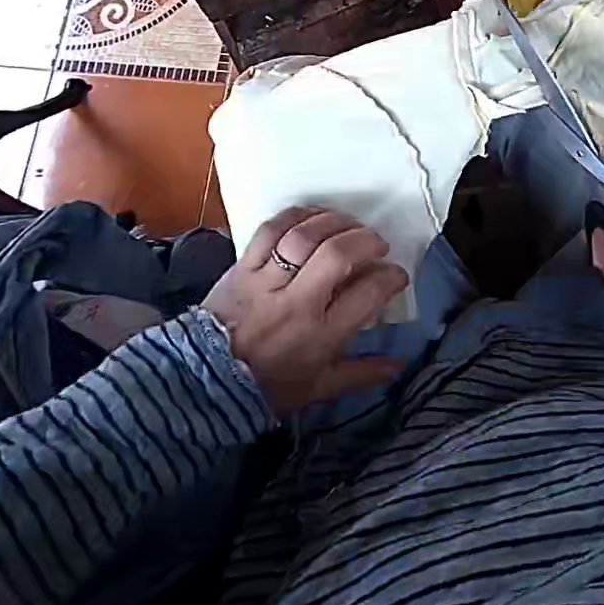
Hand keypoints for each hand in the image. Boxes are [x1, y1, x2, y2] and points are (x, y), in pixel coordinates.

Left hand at [202, 207, 410, 413]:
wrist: (204, 382)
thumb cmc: (268, 386)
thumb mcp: (319, 388)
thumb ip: (362, 373)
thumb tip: (399, 365)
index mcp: (320, 336)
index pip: (367, 294)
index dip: (390, 278)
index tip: (396, 275)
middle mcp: (296, 304)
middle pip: (337, 255)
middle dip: (366, 241)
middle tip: (377, 244)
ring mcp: (265, 282)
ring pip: (304, 236)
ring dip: (335, 222)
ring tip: (350, 225)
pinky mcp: (241, 267)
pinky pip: (269, 230)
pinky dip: (295, 216)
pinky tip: (313, 216)